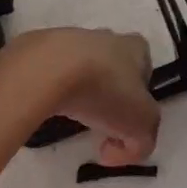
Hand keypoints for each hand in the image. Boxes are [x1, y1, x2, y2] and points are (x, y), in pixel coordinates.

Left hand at [15, 28, 160, 166]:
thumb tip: (117, 150)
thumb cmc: (105, 90)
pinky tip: (46, 105)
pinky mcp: (41, 47)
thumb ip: (141, 142)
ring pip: (82, 70)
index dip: (138, 105)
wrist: (48, 69)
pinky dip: (52, 89)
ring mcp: (72, 38)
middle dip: (108, 98)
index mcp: (136, 48)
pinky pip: (52, 72)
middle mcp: (108, 37)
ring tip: (69, 116)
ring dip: (80, 93)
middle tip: (97, 125)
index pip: (145, 77)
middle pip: (113, 72)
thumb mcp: (141, 125)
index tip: (123, 130)